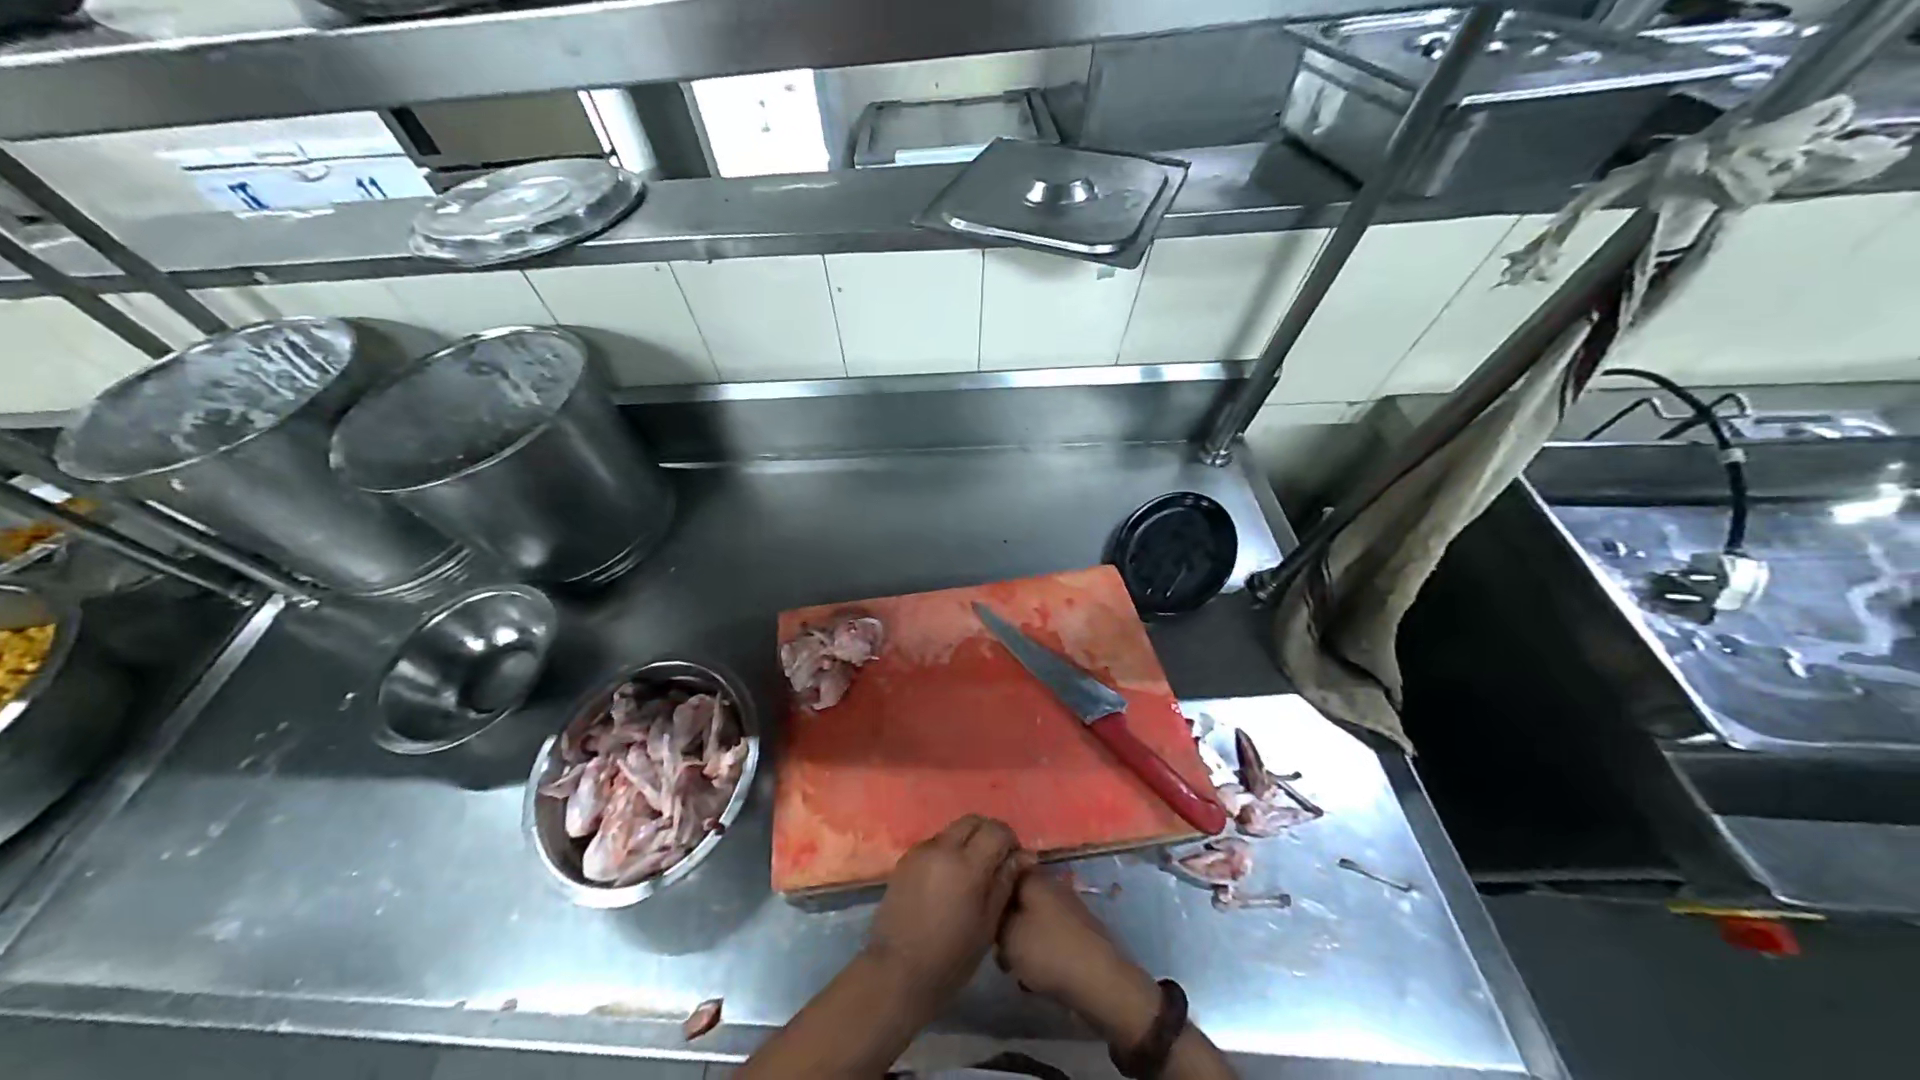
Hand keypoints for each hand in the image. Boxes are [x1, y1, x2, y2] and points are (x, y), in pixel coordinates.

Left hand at [864, 815, 1032, 1012]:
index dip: (1009, 840)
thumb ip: (1005, 881)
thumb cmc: (952, 954)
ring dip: (966, 841)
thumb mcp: (988, 922)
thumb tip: (1023, 855)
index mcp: (967, 864)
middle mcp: (942, 848)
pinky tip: (946, 881)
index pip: (996, 830)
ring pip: (951, 830)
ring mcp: (920, 851)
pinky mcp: (904, 860)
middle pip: (972, 821)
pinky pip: (933, 844)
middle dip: (988, 833)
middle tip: (994, 860)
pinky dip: (946, 851)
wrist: (899, 970)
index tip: (1012, 860)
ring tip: (969, 873)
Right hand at [996, 870, 1160, 1046]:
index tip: (977, 909)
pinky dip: (1037, 952)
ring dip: (1018, 940)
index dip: (987, 888)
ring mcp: (1066, 910)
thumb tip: (992, 907)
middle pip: (1015, 898)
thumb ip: (992, 916)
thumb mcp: (1005, 934)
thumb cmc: (1048, 952)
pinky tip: (1032, 976)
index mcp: (1034, 877)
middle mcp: (1052, 886)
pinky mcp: (1076, 934)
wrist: (1100, 983)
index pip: (1002, 869)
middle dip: (1003, 921)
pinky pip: (1046, 937)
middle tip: (994, 945)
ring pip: (1030, 920)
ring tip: (1011, 965)